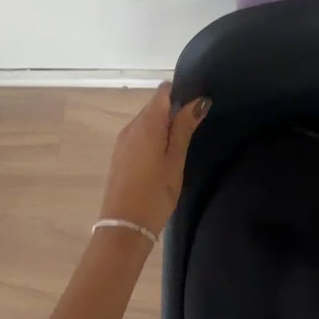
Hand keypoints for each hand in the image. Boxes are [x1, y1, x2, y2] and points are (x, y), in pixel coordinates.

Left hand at [99, 82, 208, 235]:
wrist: (123, 228)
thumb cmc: (155, 193)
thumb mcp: (175, 159)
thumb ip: (185, 127)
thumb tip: (199, 100)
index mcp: (147, 122)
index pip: (163, 91)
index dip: (180, 92)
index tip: (196, 106)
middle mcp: (132, 125)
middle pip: (155, 105)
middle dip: (173, 110)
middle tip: (193, 129)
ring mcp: (123, 140)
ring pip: (147, 120)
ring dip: (163, 125)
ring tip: (180, 145)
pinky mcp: (119, 154)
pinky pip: (139, 134)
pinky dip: (152, 137)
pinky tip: (162, 157)